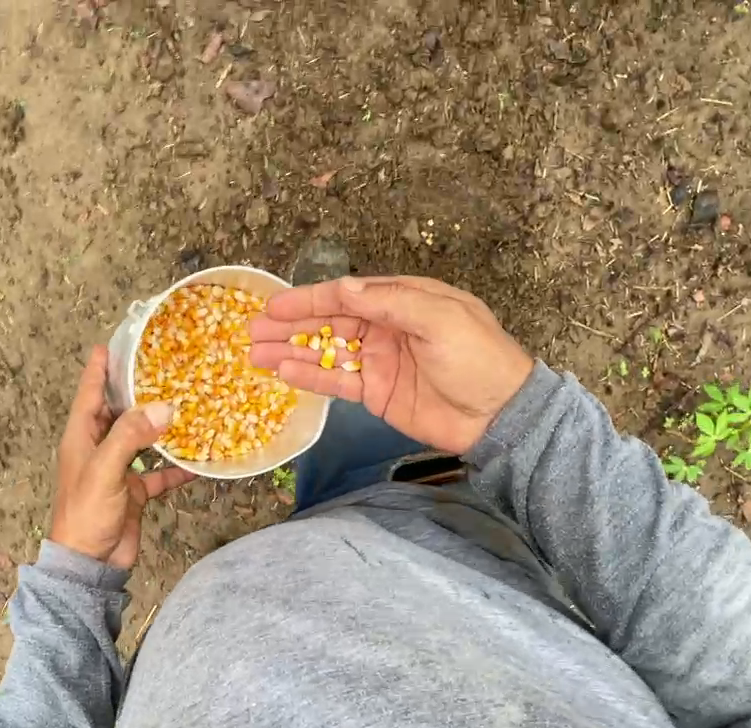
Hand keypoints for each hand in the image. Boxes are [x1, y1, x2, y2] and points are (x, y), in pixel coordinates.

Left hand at [49, 345, 194, 568]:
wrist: (90, 563)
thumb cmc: (85, 513)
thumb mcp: (105, 469)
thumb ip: (131, 436)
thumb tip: (165, 408)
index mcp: (82, 437)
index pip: (89, 394)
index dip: (98, 369)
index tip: (109, 345)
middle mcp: (98, 449)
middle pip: (118, 412)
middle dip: (136, 393)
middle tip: (161, 369)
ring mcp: (118, 471)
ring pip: (141, 441)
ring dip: (160, 428)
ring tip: (185, 406)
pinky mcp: (134, 492)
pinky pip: (158, 474)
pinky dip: (175, 468)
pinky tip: (197, 461)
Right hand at [246, 276, 534, 454]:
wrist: (498, 416)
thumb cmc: (478, 359)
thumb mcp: (441, 319)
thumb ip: (391, 302)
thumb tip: (346, 288)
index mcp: (404, 300)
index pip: (348, 295)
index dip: (309, 299)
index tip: (275, 304)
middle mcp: (386, 328)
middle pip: (329, 322)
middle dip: (291, 325)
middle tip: (252, 329)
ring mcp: (378, 362)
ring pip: (326, 353)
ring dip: (291, 352)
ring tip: (255, 354)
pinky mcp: (375, 394)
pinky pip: (336, 383)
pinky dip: (309, 378)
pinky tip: (283, 373)